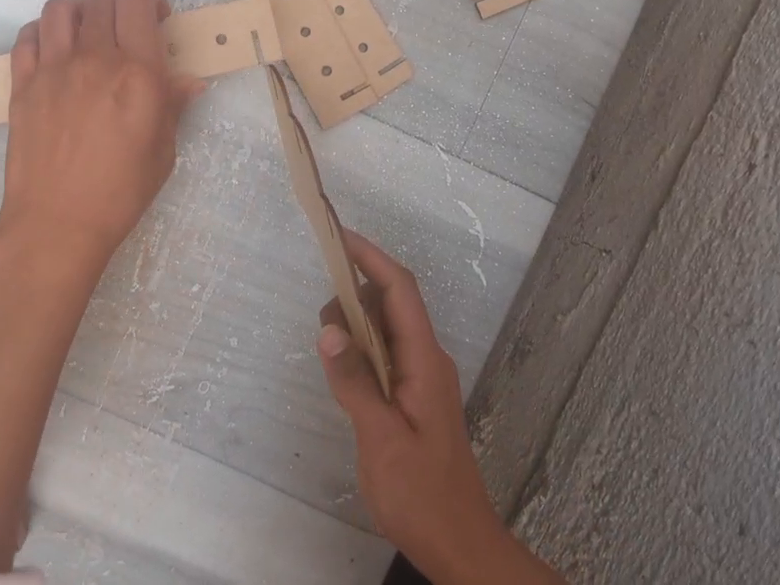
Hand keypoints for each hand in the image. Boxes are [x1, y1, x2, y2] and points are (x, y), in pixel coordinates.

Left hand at [0, 0, 199, 269]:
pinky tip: (55, 52)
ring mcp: (53, 69)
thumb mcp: (162, 151)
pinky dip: (44, 33)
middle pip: (103, 0)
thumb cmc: (120, 193)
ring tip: (89, 35)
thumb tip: (189, 81)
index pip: (138, 2)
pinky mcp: (22, 85)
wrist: (57, 222)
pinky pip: (28, 36)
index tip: (157, 18)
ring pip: (62, 8)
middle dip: (121, 8)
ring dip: (81, 12)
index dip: (150, 0)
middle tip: (127, 33)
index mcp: (137, 73)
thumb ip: (172, 106)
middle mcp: (95, 59)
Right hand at [318, 231, 565, 584]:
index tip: (338, 236)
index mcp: (425, 361)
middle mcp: (427, 360)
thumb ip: (354, 381)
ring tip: (327, 346)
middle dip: (354, 293)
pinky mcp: (414, 398)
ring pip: (386, 330)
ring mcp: (422, 379)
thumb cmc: (421, 492)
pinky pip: (385, 355)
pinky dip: (360, 349)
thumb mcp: (379, 437)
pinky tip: (342, 368)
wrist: (459, 543)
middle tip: (320, 320)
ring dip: (355, 323)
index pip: (399, 290)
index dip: (370, 257)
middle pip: (392, 304)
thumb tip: (330, 328)